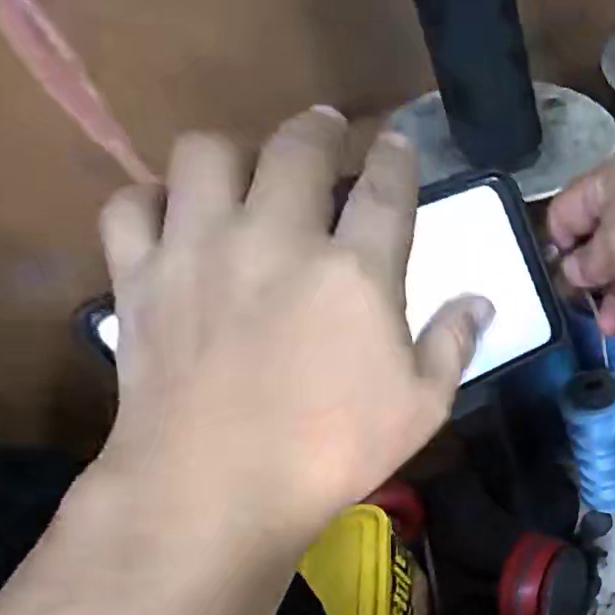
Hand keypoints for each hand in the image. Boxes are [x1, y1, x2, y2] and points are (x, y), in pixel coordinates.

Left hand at [94, 108, 491, 547]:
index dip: (398, 161)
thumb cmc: (340, 448)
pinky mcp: (140, 273)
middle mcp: (278, 238)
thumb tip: (480, 302)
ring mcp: (199, 248)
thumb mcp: (424, 405)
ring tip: (252, 169)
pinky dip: (158, 198)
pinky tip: (178, 215)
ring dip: (238, 151)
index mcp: (357, 272)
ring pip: (207, 153)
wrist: (221, 484)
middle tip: (329, 130)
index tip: (401, 144)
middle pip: (297, 151)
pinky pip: (133, 202)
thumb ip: (453, 344)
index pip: (386, 192)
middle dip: (320, 131)